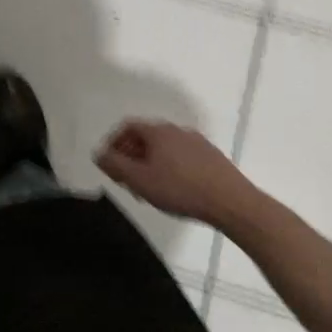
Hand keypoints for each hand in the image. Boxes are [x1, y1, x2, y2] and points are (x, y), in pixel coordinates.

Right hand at [95, 121, 265, 230]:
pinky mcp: (214, 158)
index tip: (110, 164)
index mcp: (157, 131)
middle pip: (146, 137)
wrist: (234, 204)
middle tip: (127, 180)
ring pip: (165, 149)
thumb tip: (98, 153)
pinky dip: (171, 168)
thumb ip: (114, 165)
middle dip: (131, 156)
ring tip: (150, 188)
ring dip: (151, 164)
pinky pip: (183, 157)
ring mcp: (198, 143)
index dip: (113, 143)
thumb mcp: (139, 180)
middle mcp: (177, 130)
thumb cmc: (180, 189)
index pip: (127, 127)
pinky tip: (176, 190)